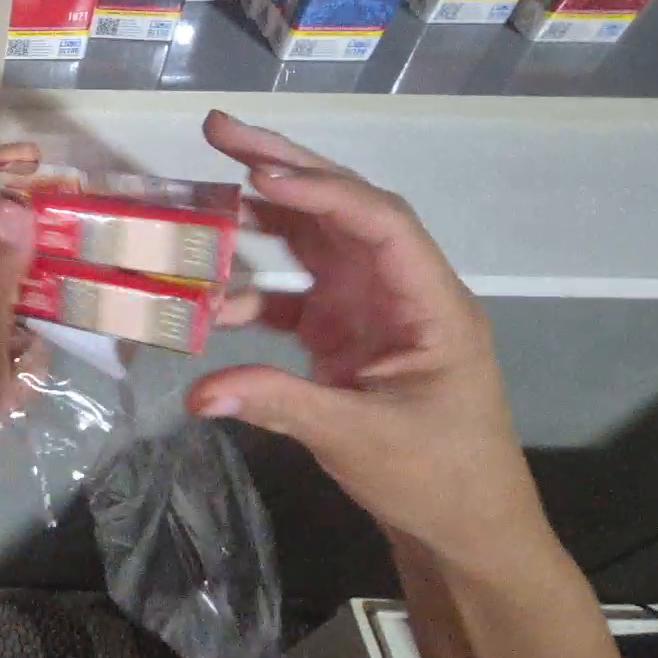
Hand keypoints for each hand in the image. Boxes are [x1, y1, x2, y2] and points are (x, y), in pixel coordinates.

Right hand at [192, 112, 551, 565]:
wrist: (461, 527)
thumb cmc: (437, 478)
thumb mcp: (358, 440)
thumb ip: (277, 404)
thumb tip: (196, 392)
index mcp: (429, 301)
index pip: (379, 223)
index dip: (320, 193)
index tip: (255, 177)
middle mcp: (397, 286)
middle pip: (341, 205)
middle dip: (282, 163)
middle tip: (219, 129)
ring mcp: (366, 303)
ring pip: (312, 234)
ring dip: (260, 206)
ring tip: (209, 175)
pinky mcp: (338, 326)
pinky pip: (287, 287)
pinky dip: (249, 287)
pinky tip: (215, 299)